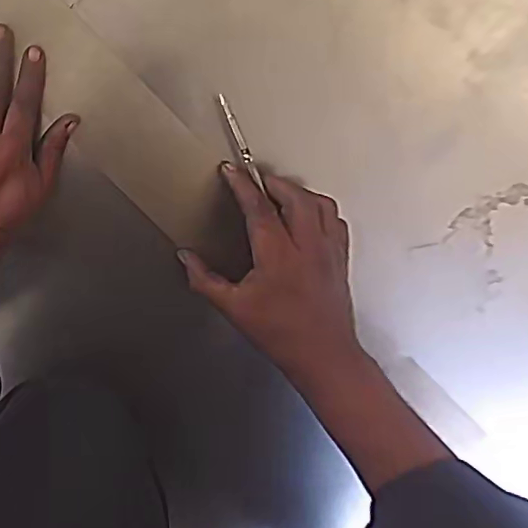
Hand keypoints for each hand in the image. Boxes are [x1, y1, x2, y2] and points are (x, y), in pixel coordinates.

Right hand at [178, 165, 363, 380]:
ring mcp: (328, 252)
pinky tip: (309, 212)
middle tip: (253, 176)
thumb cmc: (283, 334)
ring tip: (279, 189)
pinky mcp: (340, 259)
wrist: (324, 356)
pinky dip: (319, 207)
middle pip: (294, 196)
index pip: (259, 207)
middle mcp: (307, 248)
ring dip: (297, 190)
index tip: (230, 171)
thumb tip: (187, 259)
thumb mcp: (233, 307)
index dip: (241, 184)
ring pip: (319, 204)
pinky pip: (334, 220)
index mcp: (278, 256)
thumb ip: (204, 279)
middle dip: (271, 180)